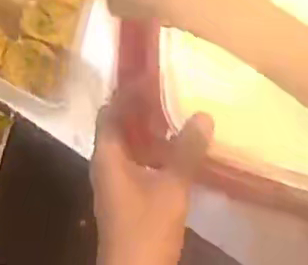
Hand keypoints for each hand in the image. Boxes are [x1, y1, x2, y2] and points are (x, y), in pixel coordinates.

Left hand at [93, 91, 212, 264]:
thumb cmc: (146, 229)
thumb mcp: (171, 189)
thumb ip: (186, 152)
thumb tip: (203, 114)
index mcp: (106, 153)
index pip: (111, 109)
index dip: (128, 92)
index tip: (152, 77)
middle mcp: (104, 162)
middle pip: (117, 125)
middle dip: (139, 110)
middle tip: (166, 95)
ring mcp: (113, 183)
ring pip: (127, 146)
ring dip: (147, 133)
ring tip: (174, 120)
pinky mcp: (124, 200)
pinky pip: (134, 164)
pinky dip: (150, 154)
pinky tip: (174, 157)